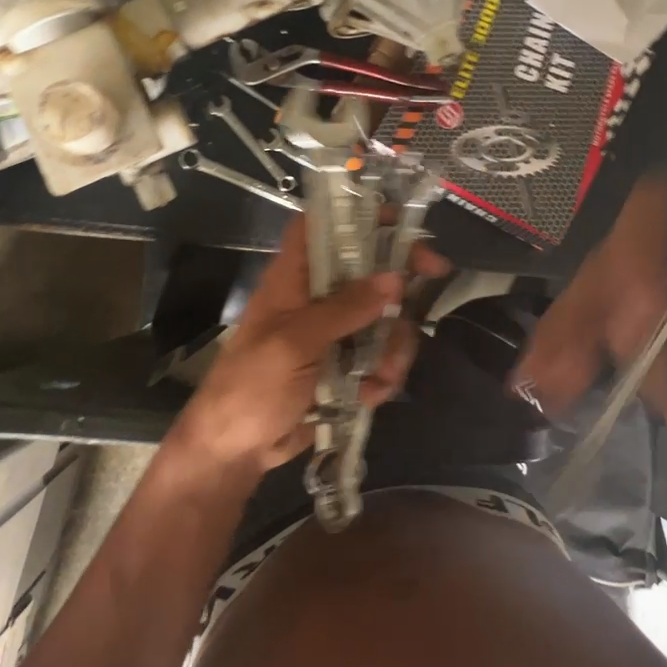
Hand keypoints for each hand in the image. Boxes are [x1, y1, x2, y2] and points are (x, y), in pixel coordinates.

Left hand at [169, 218, 450, 474]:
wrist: (235, 451)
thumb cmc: (251, 387)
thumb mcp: (295, 344)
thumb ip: (343, 309)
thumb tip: (394, 278)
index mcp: (293, 279)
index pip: (323, 227)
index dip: (359, 215)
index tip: (402, 222)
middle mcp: (316, 299)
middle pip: (368, 271)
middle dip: (399, 286)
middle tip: (431, 285)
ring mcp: (332, 335)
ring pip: (383, 320)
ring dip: (393, 346)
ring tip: (384, 376)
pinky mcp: (343, 368)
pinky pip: (378, 360)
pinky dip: (382, 377)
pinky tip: (371, 395)